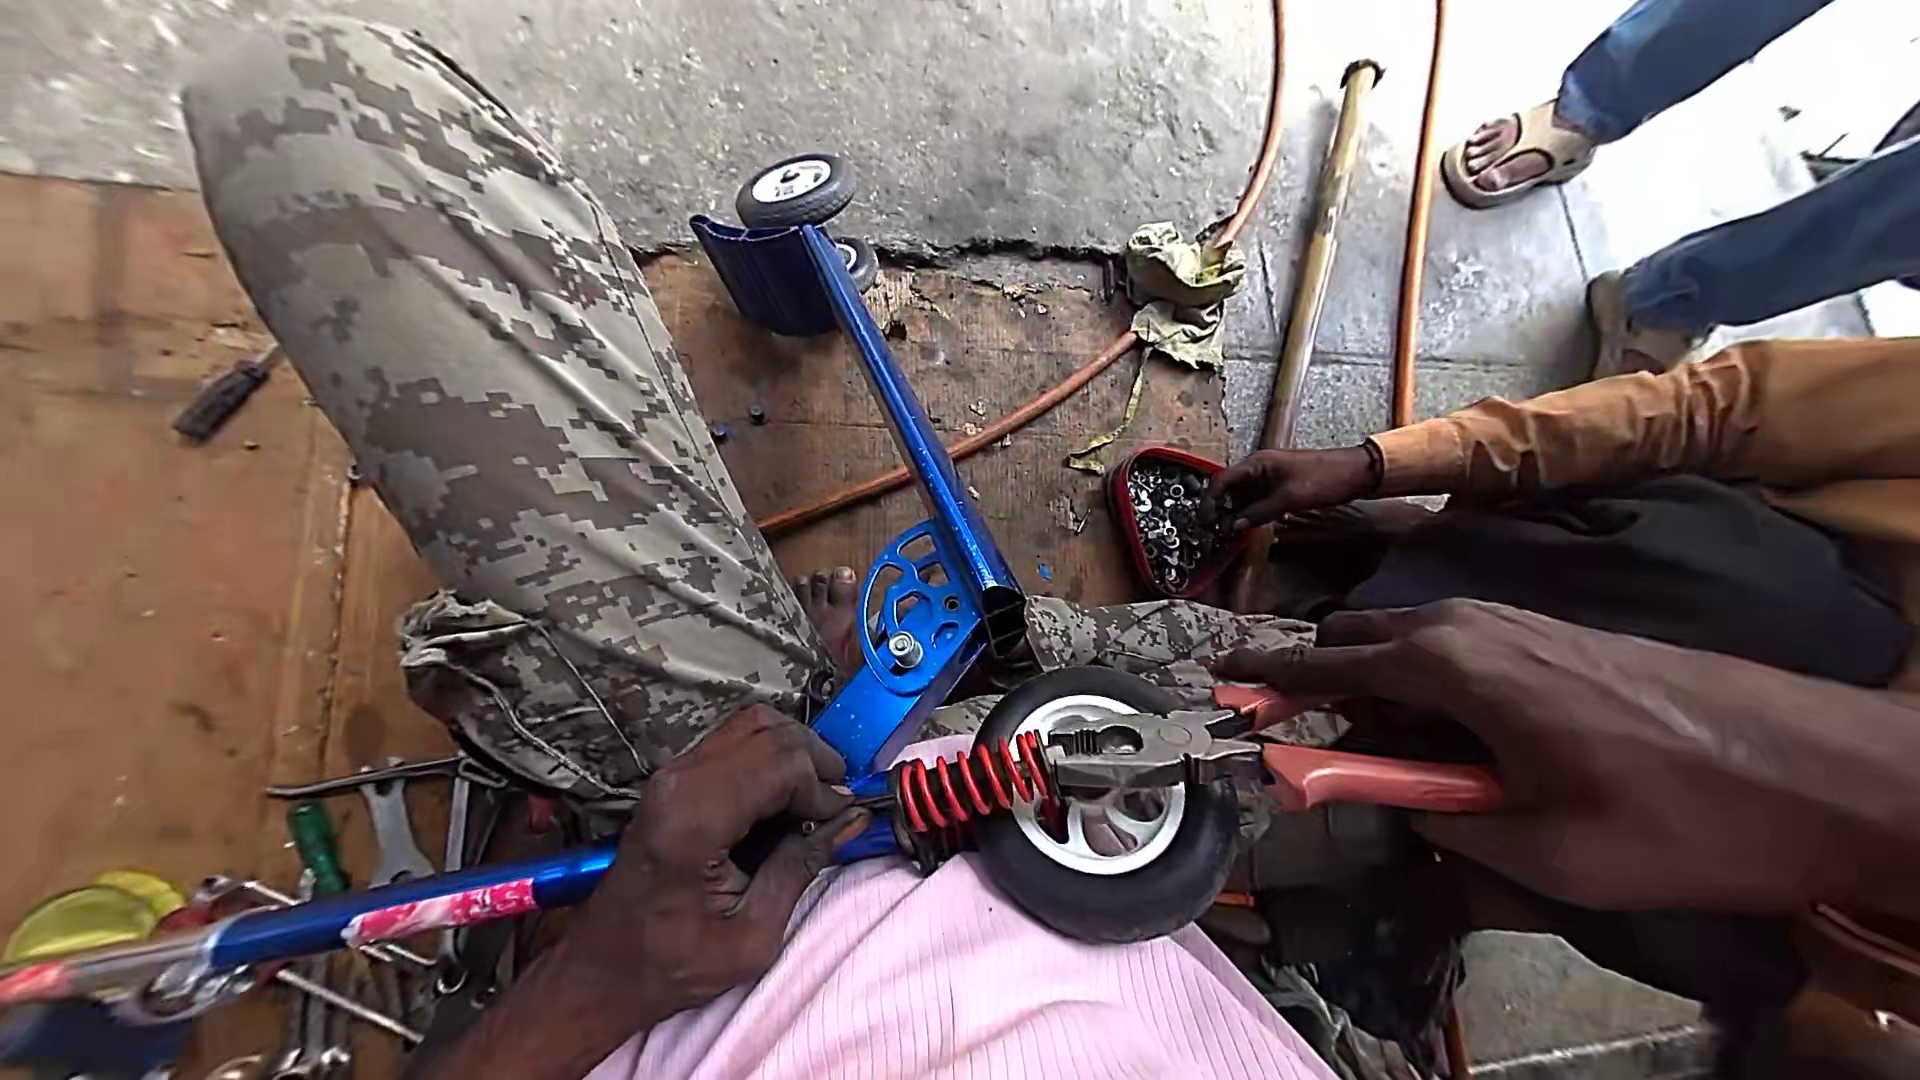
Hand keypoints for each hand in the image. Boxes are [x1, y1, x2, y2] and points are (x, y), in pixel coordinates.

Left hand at [419, 706, 868, 1079]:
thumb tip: (854, 817)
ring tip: (815, 789)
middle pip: (773, 733)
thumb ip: (804, 865)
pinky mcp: (678, 770)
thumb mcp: (752, 936)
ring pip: (757, 721)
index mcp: (693, 821)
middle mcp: (680, 779)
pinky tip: (787, 786)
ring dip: (798, 748)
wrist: (602, 966)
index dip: (822, 789)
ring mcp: (675, 769)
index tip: (840, 819)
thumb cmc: (671, 964)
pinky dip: (775, 748)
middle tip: (836, 800)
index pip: (781, 765)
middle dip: (818, 761)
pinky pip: (740, 732)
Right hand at [1202, 445, 1376, 531]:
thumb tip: (1232, 526)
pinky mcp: (1278, 486)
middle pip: (1228, 488)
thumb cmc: (1324, 479)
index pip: (1221, 480)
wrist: (1358, 472)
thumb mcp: (1289, 499)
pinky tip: (1246, 526)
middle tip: (1213, 529)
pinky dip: (1248, 512)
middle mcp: (1258, 469)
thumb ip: (1258, 513)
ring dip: (1233, 512)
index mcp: (1257, 464)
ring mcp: (1268, 477)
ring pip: (1241, 496)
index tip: (1205, 520)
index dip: (1209, 501)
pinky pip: (1255, 500)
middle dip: (1219, 508)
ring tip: (1228, 532)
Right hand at [1215, 600, 1899, 915]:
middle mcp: (1457, 627)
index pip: (1321, 665)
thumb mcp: (1551, 854)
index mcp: (1444, 668)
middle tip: (1338, 739)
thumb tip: (1401, 807)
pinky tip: (1469, 726)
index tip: (1222, 673)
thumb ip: (1448, 826)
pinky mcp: (1533, 627)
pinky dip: (1421, 675)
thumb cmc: (1684, 814)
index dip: (1265, 674)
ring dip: (1376, 680)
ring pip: (1395, 636)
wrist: (1842, 771)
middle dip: (1324, 682)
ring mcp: (1499, 620)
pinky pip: (1442, 640)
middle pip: (1349, 638)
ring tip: (1413, 743)